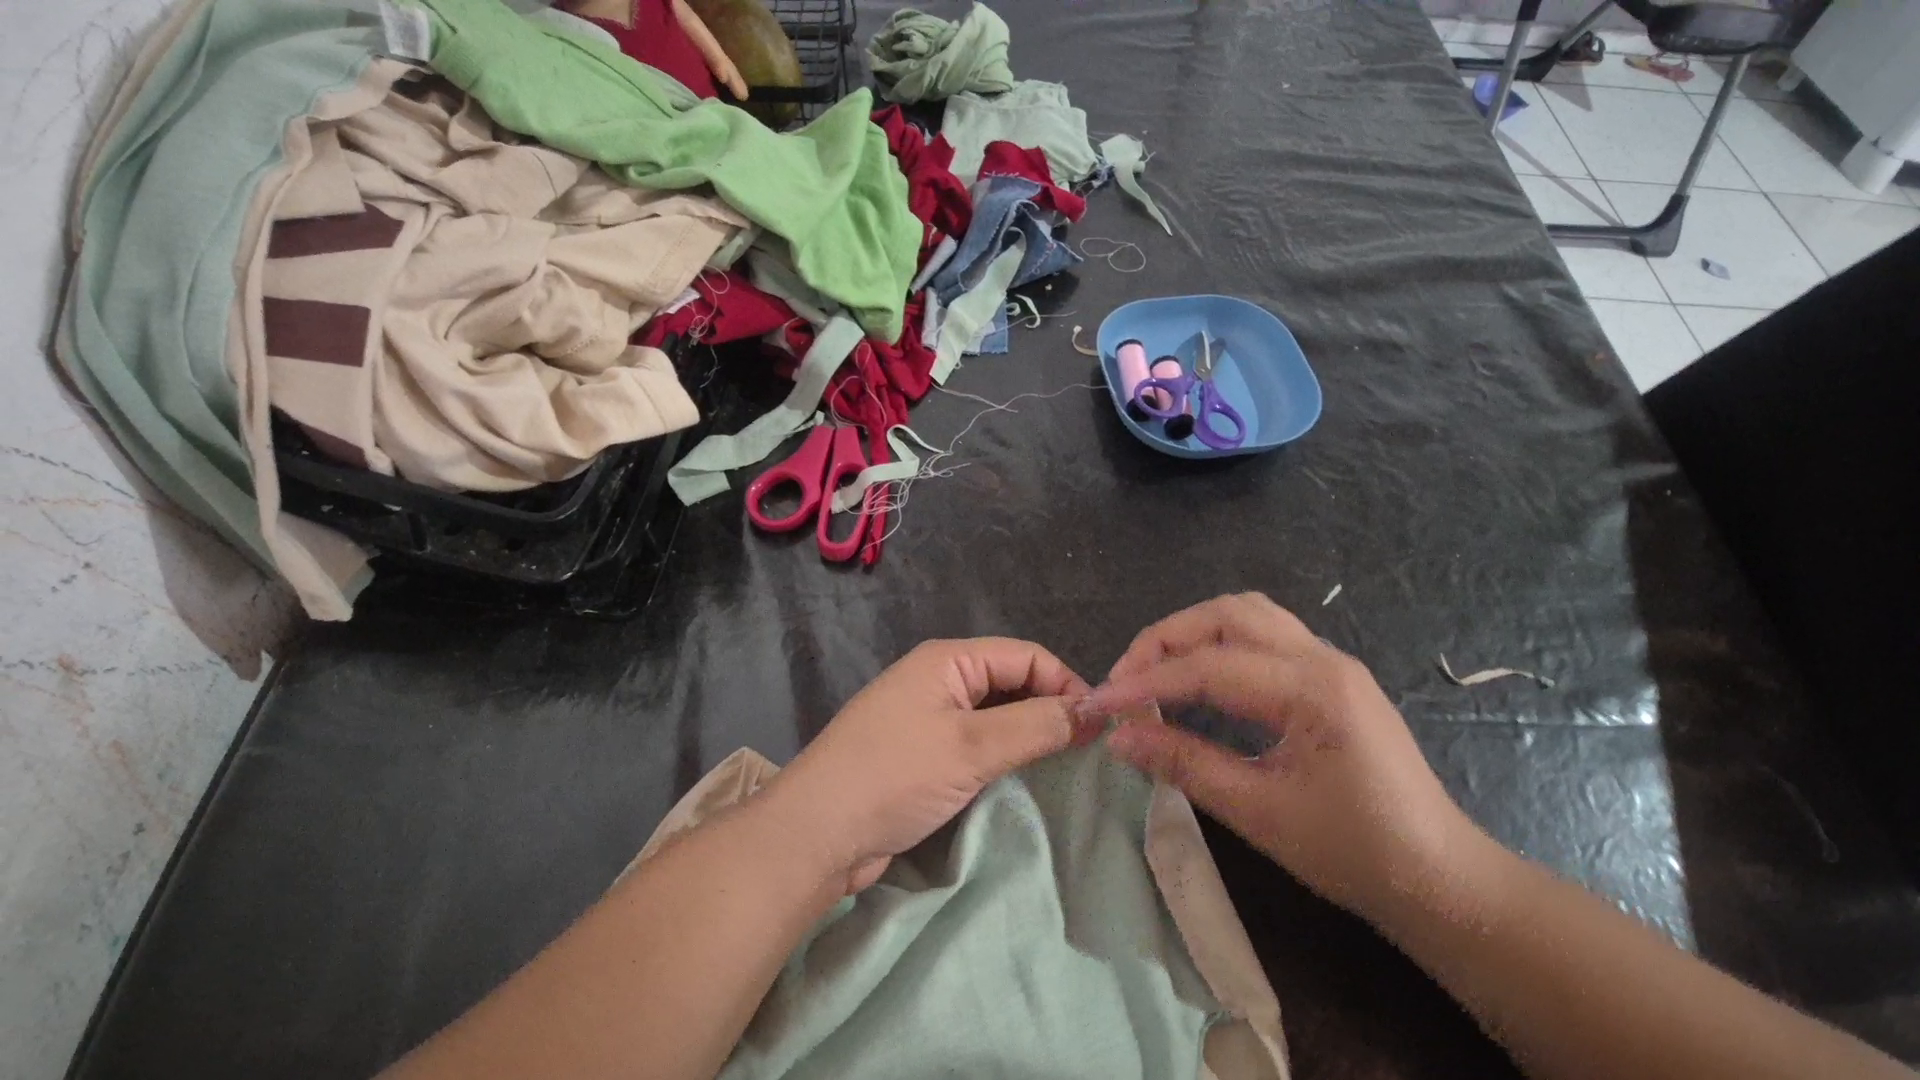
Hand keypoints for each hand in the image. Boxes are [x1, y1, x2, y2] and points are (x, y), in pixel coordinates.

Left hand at [768, 638, 1095, 893]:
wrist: (815, 835)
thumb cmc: (894, 777)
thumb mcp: (971, 748)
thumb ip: (1036, 726)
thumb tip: (1096, 710)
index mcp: (948, 661)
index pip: (1026, 656)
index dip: (1067, 684)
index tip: (1100, 728)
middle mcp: (939, 681)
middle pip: (1012, 683)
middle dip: (1050, 709)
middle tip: (1089, 752)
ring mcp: (927, 720)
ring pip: (996, 717)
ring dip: (1028, 736)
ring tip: (1065, 767)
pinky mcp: (921, 757)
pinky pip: (975, 746)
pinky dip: (1003, 757)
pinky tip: (1022, 780)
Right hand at [1080, 594, 1493, 923]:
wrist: (1440, 879)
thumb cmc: (1355, 852)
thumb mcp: (1260, 813)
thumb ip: (1186, 764)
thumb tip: (1120, 737)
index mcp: (1312, 688)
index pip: (1208, 665)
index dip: (1144, 682)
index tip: (1098, 704)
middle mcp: (1323, 659)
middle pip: (1227, 614)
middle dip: (1165, 640)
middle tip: (1124, 683)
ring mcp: (1331, 664)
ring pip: (1247, 615)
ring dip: (1193, 634)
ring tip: (1155, 675)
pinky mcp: (1332, 680)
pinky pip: (1265, 638)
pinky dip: (1220, 645)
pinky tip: (1200, 682)